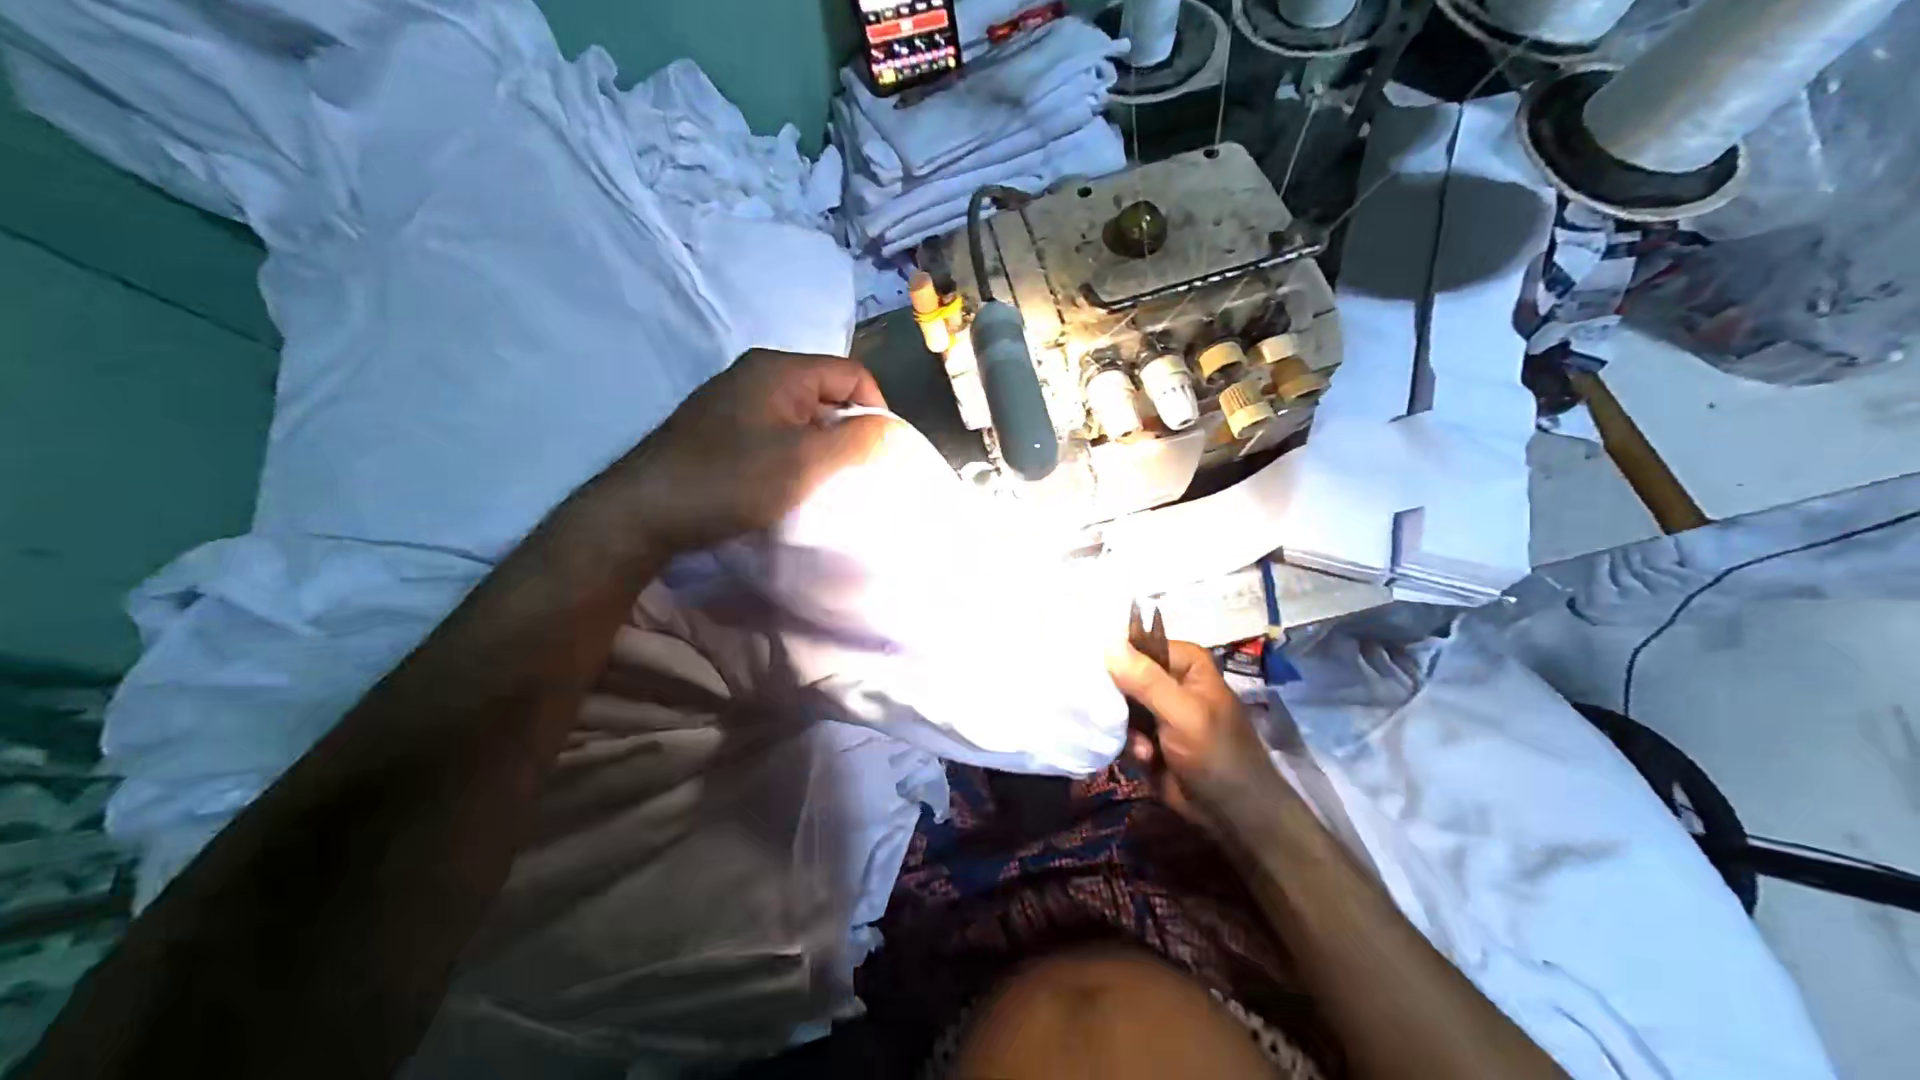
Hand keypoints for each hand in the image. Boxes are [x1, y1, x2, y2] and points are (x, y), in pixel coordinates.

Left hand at [616, 350, 892, 549]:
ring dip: (819, 446)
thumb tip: (891, 429)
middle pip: (826, 392)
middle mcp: (756, 374)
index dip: (875, 410)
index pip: (851, 373)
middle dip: (848, 431)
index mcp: (779, 369)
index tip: (878, 454)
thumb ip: (855, 441)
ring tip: (824, 483)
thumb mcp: (804, 462)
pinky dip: (791, 453)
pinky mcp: (719, 428)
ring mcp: (733, 400)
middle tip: (855, 473)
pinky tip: (787, 484)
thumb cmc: (730, 481)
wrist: (644, 511)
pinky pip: (774, 430)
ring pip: (800, 415)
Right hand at [1108, 641, 1290, 828]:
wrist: (1232, 813)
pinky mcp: (1147, 737)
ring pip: (1118, 704)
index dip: (1114, 656)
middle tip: (1113, 714)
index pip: (1137, 644)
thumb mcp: (1183, 713)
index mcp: (1184, 662)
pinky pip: (1121, 730)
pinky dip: (1127, 744)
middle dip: (1115, 697)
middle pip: (1123, 674)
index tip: (1092, 670)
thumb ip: (1147, 680)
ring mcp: (1157, 710)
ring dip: (1122, 726)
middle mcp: (1169, 680)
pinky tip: (1143, 758)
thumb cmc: (1215, 754)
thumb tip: (1108, 644)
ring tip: (1141, 746)